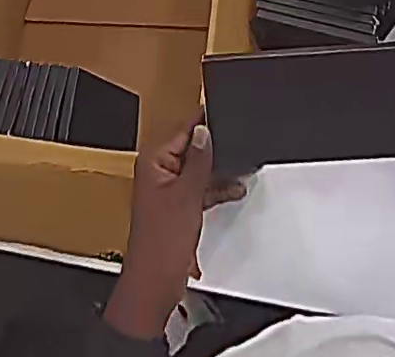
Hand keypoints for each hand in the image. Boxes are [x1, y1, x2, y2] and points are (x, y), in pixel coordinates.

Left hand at [104, 113, 247, 339]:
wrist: (156, 284)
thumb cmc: (161, 243)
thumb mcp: (187, 196)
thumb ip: (198, 161)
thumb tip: (204, 132)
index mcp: (153, 161)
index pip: (181, 131)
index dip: (200, 122)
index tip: (219, 110)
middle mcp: (157, 171)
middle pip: (189, 148)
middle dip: (211, 146)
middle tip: (235, 137)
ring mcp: (167, 189)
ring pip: (196, 168)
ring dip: (216, 169)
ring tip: (240, 163)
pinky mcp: (176, 206)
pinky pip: (198, 187)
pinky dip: (213, 187)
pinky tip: (233, 187)